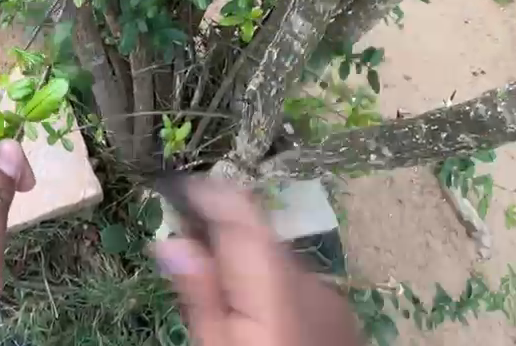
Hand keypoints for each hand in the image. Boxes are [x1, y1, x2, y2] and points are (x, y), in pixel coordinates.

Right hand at [153, 177, 361, 345]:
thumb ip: (199, 294)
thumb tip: (170, 240)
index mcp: (276, 288)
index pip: (244, 213)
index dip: (209, 192)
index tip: (175, 192)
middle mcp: (312, 283)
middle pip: (258, 234)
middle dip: (220, 232)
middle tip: (184, 250)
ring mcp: (334, 304)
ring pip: (276, 259)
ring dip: (245, 259)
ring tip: (217, 292)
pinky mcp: (345, 322)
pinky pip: (297, 284)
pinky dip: (269, 283)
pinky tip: (255, 316)